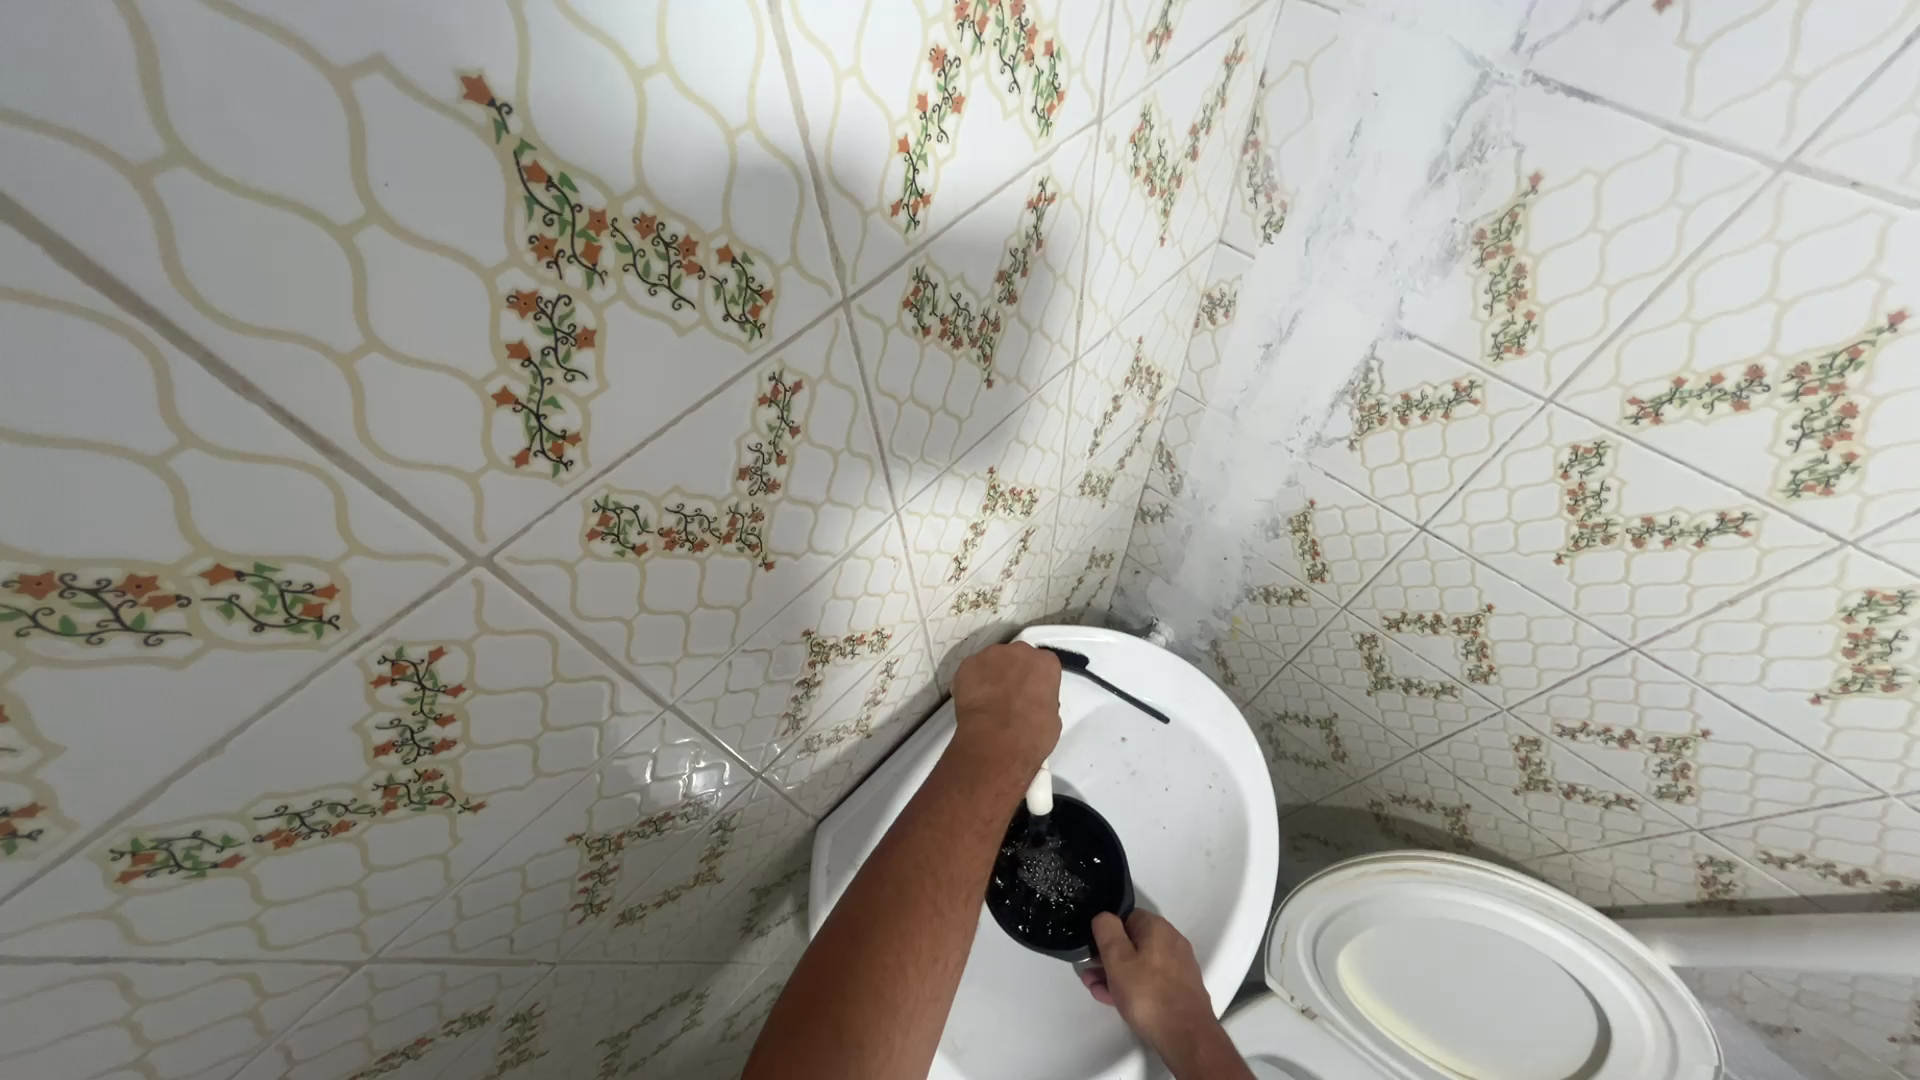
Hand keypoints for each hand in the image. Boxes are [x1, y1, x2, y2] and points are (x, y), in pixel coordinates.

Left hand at [948, 643, 1060, 781]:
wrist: (995, 741)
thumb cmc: (1030, 733)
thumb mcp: (1052, 719)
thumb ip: (1043, 701)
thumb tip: (1033, 705)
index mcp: (1045, 663)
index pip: (1043, 665)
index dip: (1037, 681)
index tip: (1033, 695)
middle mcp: (1020, 652)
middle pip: (1017, 658)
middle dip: (1014, 673)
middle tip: (1011, 698)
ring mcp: (991, 655)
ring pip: (993, 662)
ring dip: (992, 677)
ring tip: (989, 701)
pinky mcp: (968, 664)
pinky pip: (972, 671)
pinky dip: (972, 683)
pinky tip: (974, 703)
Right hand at [1085, 911, 1215, 1051]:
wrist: (1187, 1038)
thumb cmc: (1148, 994)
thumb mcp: (1117, 958)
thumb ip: (1106, 931)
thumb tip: (1104, 917)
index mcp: (1158, 928)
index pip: (1126, 917)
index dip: (1108, 932)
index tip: (1094, 949)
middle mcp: (1172, 942)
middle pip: (1133, 943)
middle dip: (1109, 958)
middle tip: (1090, 974)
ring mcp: (1179, 968)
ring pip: (1141, 964)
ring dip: (1118, 974)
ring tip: (1097, 989)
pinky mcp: (1182, 990)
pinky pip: (1152, 982)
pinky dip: (1135, 987)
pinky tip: (1116, 1000)